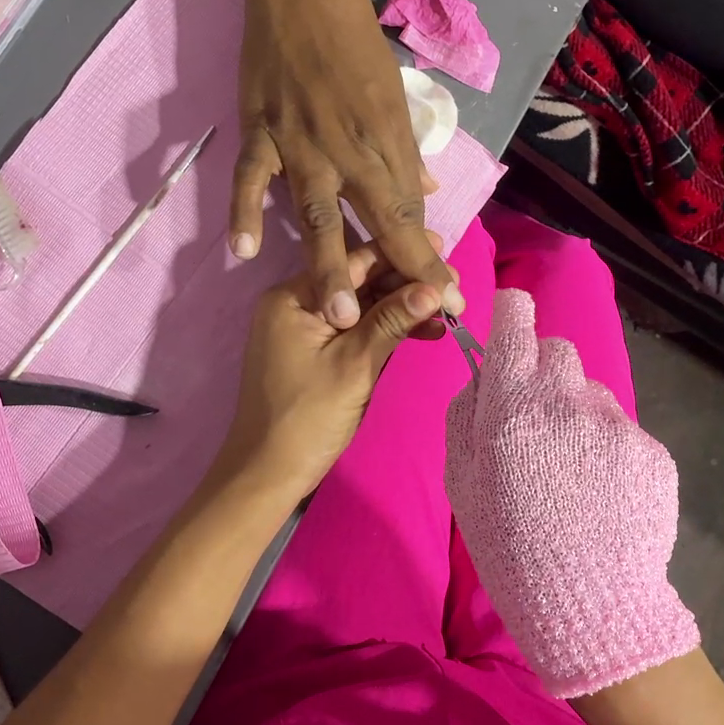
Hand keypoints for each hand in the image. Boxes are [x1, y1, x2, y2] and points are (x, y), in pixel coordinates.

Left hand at [219, 234, 456, 499]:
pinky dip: (386, 330)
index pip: (354, 262)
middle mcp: (296, 302)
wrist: (268, 472)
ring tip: (449, 309)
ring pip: (361, 305)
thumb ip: (392, 321)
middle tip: (455, 285)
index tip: (443, 251)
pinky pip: (355, 328)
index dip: (400, 257)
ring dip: (402, 308)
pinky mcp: (315, 350)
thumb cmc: (307, 417)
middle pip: (359, 281)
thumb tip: (433, 286)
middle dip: (406, 284)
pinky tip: (425, 331)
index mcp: (293, 296)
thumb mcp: (354, 365)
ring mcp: (305, 327)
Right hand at [232, 0, 463, 329]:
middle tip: (416, 324)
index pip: (410, 207)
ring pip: (317, 212)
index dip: (429, 254)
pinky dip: (244, 213)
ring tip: (338, 315)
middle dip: (401, 273)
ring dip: (329, 264)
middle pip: (377, 218)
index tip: (449, 297)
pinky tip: (244, 252)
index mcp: (385, 136)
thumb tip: (424, 190)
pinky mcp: (258, 130)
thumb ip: (403, 146)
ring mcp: (300, 142)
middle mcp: (348, 147)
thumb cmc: (353, 36)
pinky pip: (249, 178)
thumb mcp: (392, 89)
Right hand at [445, 289, 700, 698]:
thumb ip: (465, 413)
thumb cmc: (508, 543)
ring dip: (575, 411)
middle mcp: (567, 398)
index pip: (516, 320)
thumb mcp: (461, 479)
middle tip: (534, 421)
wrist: (590, 606)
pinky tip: (601, 491)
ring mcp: (615, 423)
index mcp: (513, 403)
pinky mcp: (652, 449)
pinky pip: (620, 428)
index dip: (511, 312)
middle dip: (542, 372)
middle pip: (557, 350)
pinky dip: (607, 446)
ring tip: (571, 470)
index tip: (510, 318)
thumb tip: (483, 374)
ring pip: (589, 390)